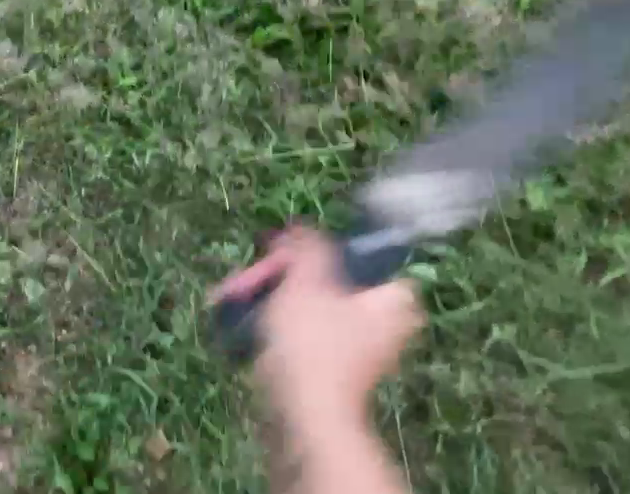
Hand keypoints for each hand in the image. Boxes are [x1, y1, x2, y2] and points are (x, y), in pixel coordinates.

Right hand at [213, 227, 422, 435]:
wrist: (305, 404)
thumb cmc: (313, 340)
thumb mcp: (306, 281)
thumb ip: (308, 247)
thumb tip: (304, 225)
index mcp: (391, 302)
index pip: (369, 262)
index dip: (331, 250)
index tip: (294, 250)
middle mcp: (381, 322)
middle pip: (329, 278)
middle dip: (284, 272)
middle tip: (258, 272)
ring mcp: (356, 343)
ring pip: (309, 300)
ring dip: (271, 292)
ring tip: (238, 292)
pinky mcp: (329, 359)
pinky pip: (301, 324)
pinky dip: (274, 316)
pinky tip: (244, 313)